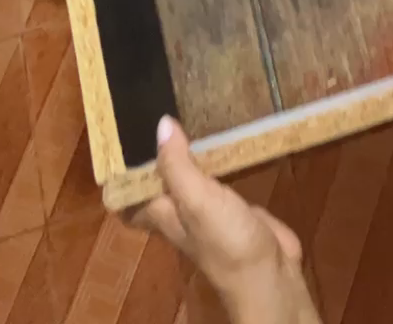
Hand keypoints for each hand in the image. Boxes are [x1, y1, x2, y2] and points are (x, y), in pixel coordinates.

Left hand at [127, 116, 319, 323]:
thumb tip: (161, 124)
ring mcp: (209, 211)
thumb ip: (177, 164)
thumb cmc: (225, 238)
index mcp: (163, 215)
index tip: (127, 141)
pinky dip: (218, 162)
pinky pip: (219, 179)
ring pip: (189, 181)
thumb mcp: (196, 199)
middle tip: (164, 122)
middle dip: (159, 159)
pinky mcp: (236, 207)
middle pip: (160, 186)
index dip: (124, 178)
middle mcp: (181, 213)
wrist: (268, 271)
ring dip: (189, 156)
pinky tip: (227, 142)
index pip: (129, 201)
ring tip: (193, 120)